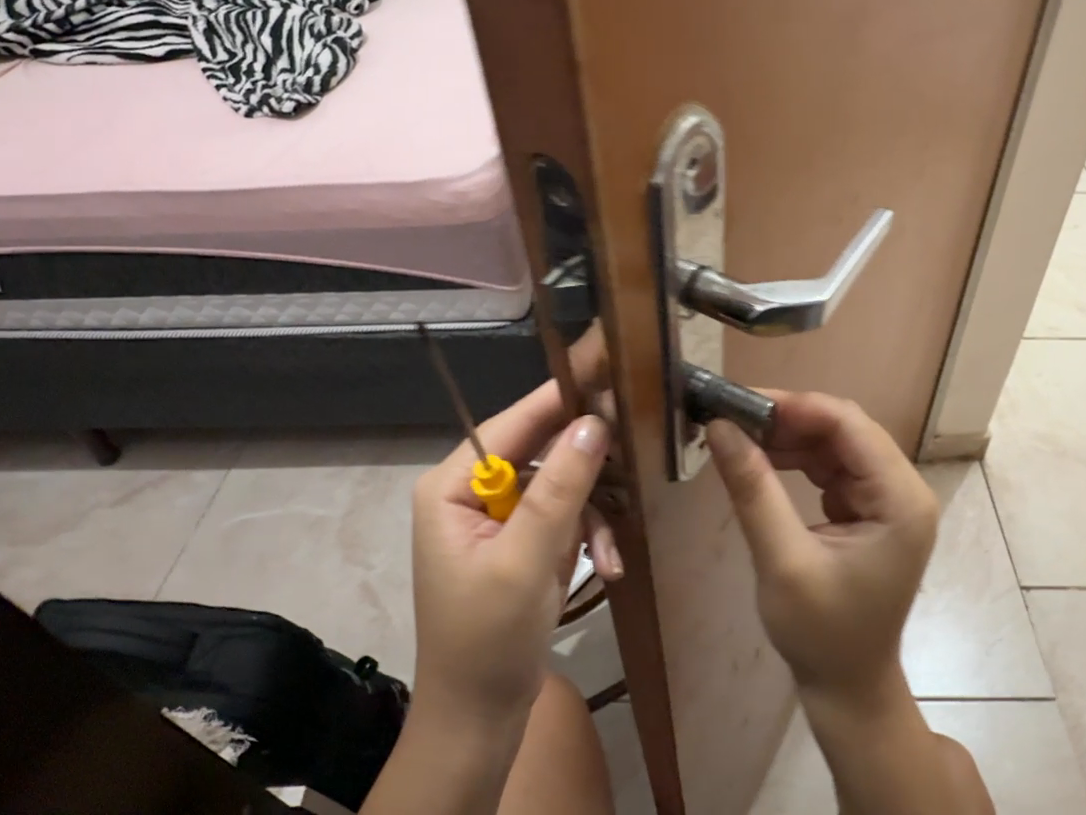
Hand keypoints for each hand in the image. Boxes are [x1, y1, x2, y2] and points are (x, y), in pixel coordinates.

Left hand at [409, 380, 617, 725]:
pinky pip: (564, 518)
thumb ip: (559, 489)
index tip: (609, 367)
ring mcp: (499, 518)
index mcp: (453, 486)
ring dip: (593, 516)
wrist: (477, 719)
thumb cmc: (487, 640)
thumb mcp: (525, 561)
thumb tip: (594, 423)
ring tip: (611, 556)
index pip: (513, 422)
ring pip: (562, 485)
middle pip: (541, 449)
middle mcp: (472, 491)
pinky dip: (588, 538)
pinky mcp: (521, 543)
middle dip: (587, 470)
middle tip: (632, 462)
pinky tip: (608, 569)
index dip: (561, 397)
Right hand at [706, 394, 939, 699]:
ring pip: (835, 443)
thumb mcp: (782, 561)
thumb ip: (753, 490)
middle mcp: (903, 490)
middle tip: (731, 416)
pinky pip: (831, 466)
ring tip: (737, 435)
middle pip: (844, 429)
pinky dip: (795, 459)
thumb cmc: (821, 633)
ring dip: (787, 436)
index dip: (795, 406)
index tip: (740, 402)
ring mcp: (888, 499)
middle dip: (787, 419)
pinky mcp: (869, 509)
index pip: (850, 426)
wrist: (847, 686)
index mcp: (901, 501)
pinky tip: (760, 459)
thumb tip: (719, 428)